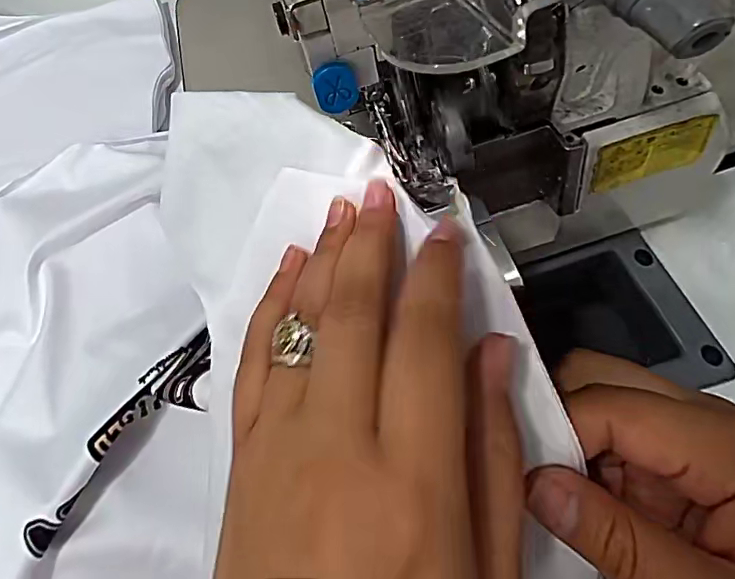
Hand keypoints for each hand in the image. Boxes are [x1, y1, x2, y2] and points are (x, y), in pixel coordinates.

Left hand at [216, 180, 523, 578]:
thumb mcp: (483, 570)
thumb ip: (490, 456)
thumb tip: (492, 356)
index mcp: (413, 480)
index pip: (428, 340)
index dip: (438, 275)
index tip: (444, 233)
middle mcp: (339, 445)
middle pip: (355, 312)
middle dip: (371, 242)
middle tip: (380, 194)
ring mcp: (280, 443)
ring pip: (301, 321)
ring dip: (322, 256)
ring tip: (340, 210)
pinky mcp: (242, 453)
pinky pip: (253, 357)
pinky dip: (271, 302)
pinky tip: (287, 266)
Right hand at [527, 351, 734, 578]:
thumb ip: (626, 542)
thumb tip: (541, 485)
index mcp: (726, 442)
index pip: (604, 399)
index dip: (553, 431)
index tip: (521, 474)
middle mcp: (711, 423)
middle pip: (599, 378)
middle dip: (557, 421)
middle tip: (533, 481)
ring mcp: (703, 441)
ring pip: (603, 404)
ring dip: (573, 448)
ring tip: (566, 508)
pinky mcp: (697, 466)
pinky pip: (624, 442)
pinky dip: (596, 469)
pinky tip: (595, 514)